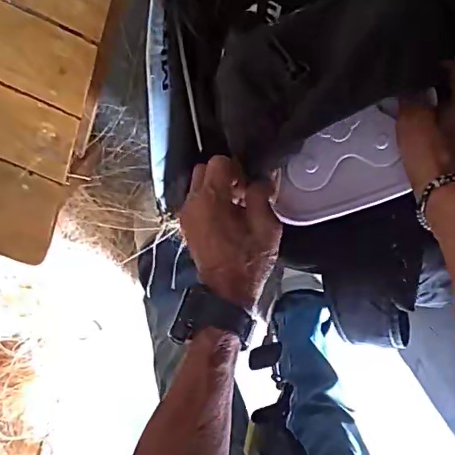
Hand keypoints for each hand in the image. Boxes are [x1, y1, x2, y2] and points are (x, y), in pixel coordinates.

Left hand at [179, 155, 280, 313]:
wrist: (227, 292)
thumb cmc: (247, 264)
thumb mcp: (266, 227)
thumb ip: (262, 197)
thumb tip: (261, 181)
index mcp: (210, 200)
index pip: (219, 162)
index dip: (238, 169)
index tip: (249, 185)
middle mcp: (192, 205)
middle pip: (204, 170)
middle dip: (225, 176)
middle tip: (243, 193)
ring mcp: (187, 216)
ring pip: (199, 186)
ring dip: (217, 190)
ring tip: (236, 208)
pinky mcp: (187, 227)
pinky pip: (197, 203)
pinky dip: (211, 203)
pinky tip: (228, 220)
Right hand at [395, 61, 454, 191]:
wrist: (445, 194)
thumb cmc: (432, 153)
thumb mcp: (412, 118)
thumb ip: (410, 95)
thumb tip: (408, 85)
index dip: (437, 65)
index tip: (418, 69)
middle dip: (440, 85)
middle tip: (415, 87)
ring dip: (442, 104)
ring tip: (418, 107)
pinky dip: (445, 121)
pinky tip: (428, 127)